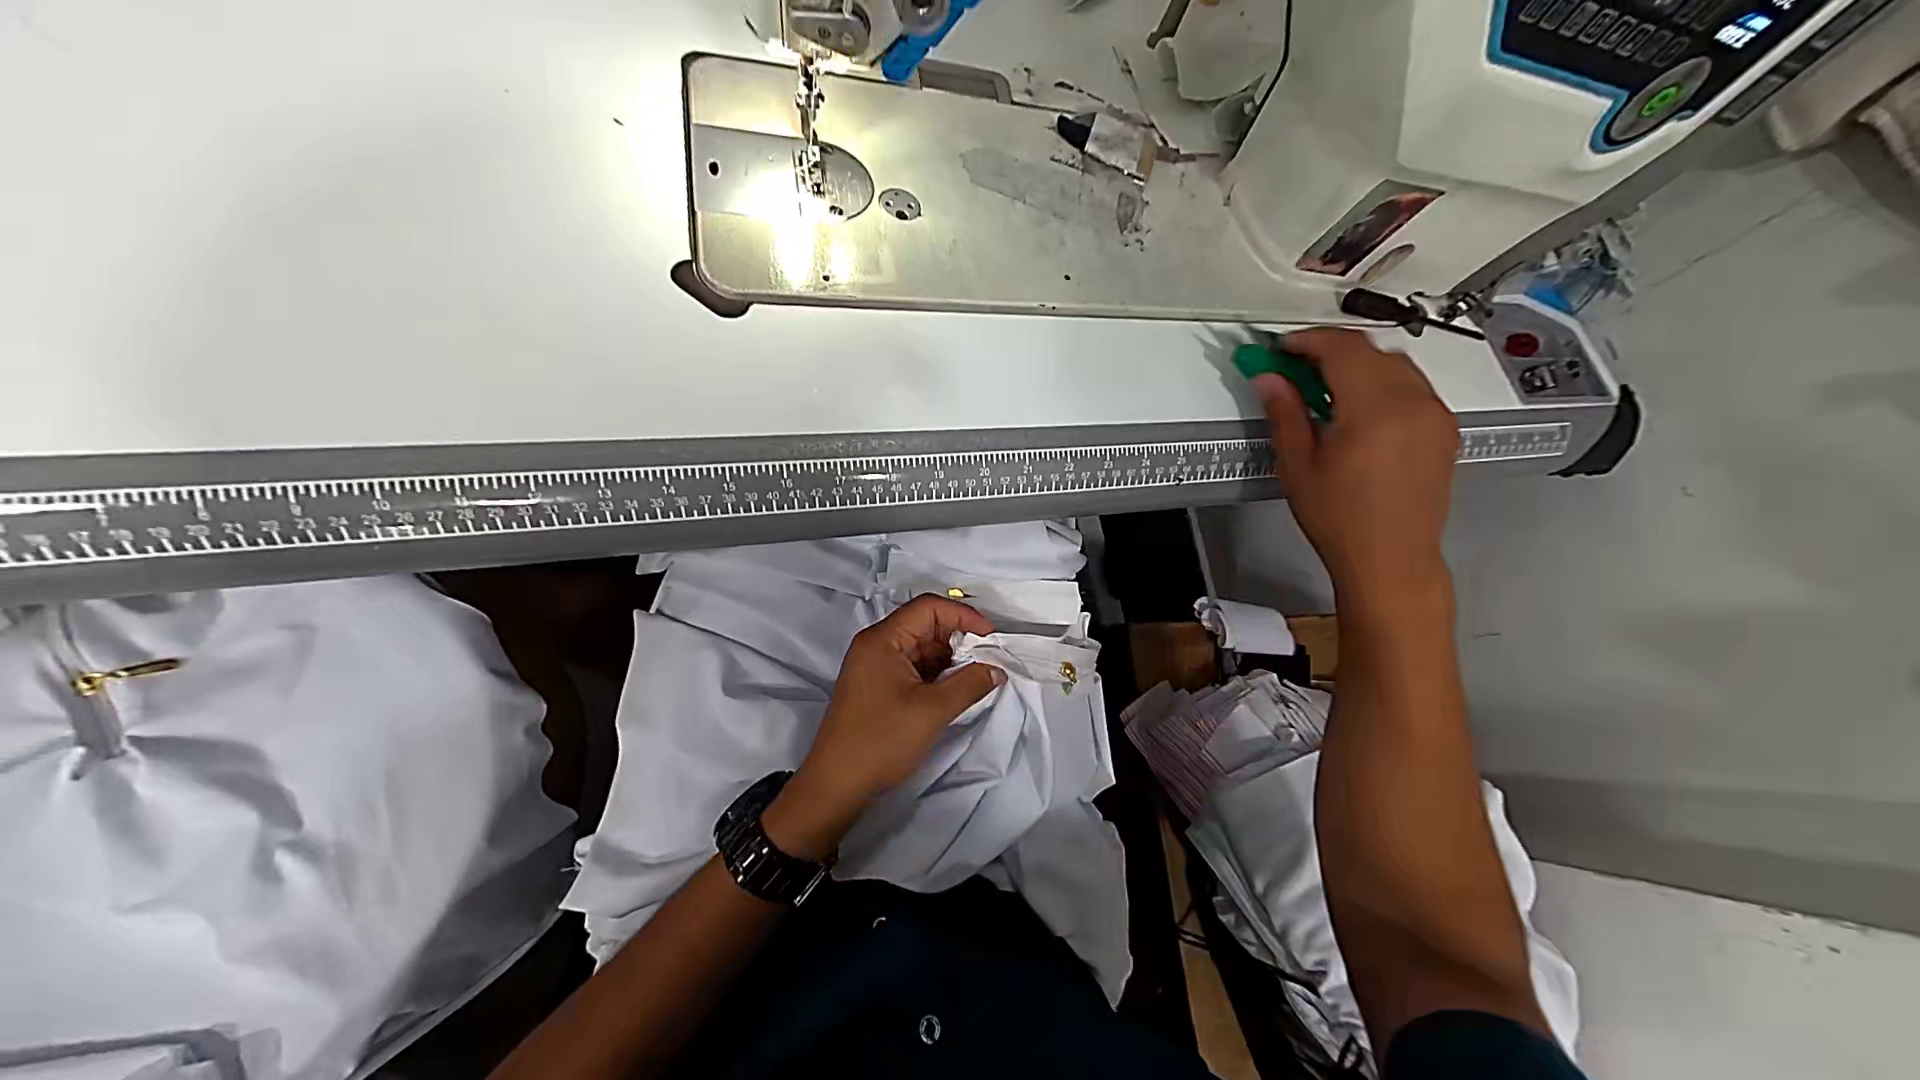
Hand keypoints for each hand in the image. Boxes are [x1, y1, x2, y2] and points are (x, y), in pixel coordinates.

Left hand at [763, 595, 1004, 858]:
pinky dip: (935, 673)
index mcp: (882, 639)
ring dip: (949, 658)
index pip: (928, 607)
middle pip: (924, 624)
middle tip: (986, 660)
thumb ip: (969, 684)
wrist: (836, 784)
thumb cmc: (880, 741)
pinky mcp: (876, 685)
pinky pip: (912, 666)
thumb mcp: (932, 711)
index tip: (990, 637)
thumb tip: (996, 669)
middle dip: (958, 638)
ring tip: (974, 677)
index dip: (963, 616)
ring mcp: (874, 666)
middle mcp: (875, 645)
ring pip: (920, 647)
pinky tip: (954, 690)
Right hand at [1252, 328, 1459, 603]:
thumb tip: (1270, 381)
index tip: (1283, 348)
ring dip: (1359, 365)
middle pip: (1371, 350)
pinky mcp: (1443, 429)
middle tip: (1296, 368)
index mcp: (1375, 410)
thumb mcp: (1297, 466)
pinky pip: (1414, 386)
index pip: (1342, 349)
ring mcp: (1435, 415)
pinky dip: (1384, 383)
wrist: (1391, 559)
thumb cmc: (1343, 522)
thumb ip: (1284, 414)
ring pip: (1396, 365)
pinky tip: (1359, 408)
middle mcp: (1414, 404)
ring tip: (1325, 389)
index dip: (1308, 341)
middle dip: (1330, 351)